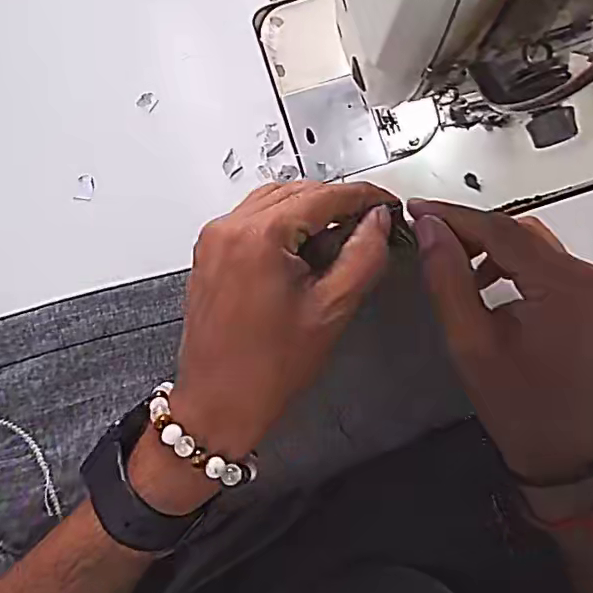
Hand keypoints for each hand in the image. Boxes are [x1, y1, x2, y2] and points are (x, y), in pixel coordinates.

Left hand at [132, 181, 395, 511]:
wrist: (219, 402)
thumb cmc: (263, 370)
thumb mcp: (332, 309)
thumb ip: (364, 255)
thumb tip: (376, 223)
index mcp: (259, 237)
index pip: (324, 196)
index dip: (364, 196)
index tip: (383, 203)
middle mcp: (229, 229)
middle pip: (297, 190)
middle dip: (336, 203)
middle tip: (368, 225)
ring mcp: (214, 240)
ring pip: (273, 200)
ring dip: (309, 211)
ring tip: (336, 244)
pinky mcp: (210, 253)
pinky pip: (252, 219)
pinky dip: (282, 224)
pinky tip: (302, 252)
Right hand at [410, 199, 592, 483]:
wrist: (558, 447)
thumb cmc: (518, 405)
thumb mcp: (469, 340)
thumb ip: (447, 277)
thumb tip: (430, 230)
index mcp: (564, 285)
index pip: (500, 230)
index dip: (452, 216)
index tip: (417, 210)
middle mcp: (585, 277)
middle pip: (516, 230)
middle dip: (467, 227)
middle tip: (425, 230)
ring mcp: (589, 285)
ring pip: (526, 240)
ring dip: (485, 241)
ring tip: (447, 253)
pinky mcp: (583, 295)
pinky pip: (539, 259)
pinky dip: (505, 258)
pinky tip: (480, 275)